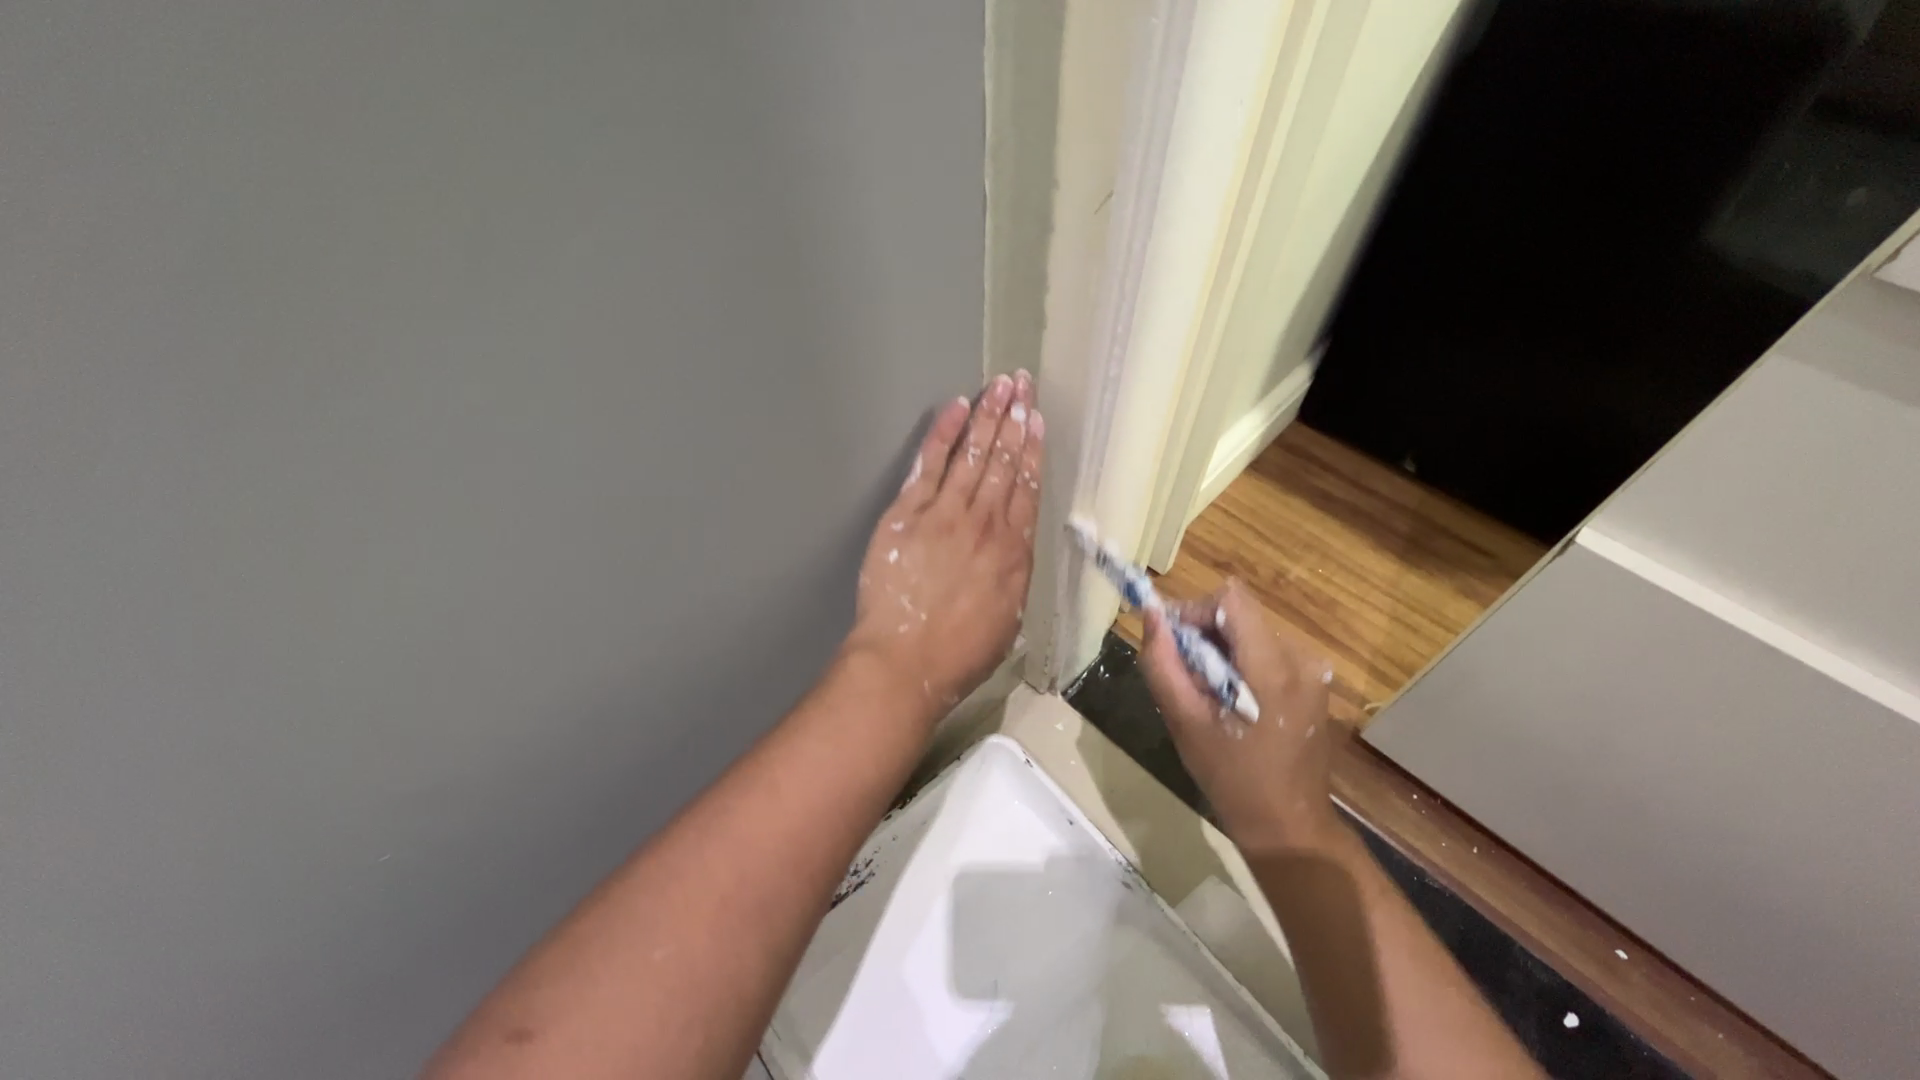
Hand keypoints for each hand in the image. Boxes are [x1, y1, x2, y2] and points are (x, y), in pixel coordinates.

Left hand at [841, 371, 1043, 718]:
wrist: (907, 661)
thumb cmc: (960, 654)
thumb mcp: (1007, 618)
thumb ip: (1013, 576)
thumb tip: (1015, 551)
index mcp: (1014, 550)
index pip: (1027, 487)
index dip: (1033, 450)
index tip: (1037, 421)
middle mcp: (986, 523)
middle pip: (1004, 461)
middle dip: (1014, 418)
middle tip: (1022, 384)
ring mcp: (946, 513)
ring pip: (973, 454)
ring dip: (988, 415)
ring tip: (1001, 384)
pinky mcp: (908, 514)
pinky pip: (930, 463)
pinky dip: (944, 433)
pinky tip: (957, 407)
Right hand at [1140, 581, 1338, 850]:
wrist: (1287, 825)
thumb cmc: (1230, 776)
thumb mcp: (1183, 721)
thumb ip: (1162, 662)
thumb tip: (1151, 614)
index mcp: (1272, 665)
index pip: (1230, 598)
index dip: (1194, 613)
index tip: (1174, 646)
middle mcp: (1301, 657)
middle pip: (1240, 615)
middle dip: (1206, 637)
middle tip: (1185, 679)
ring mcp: (1313, 671)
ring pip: (1252, 633)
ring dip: (1222, 653)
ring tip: (1207, 696)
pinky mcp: (1314, 684)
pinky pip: (1267, 653)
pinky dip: (1242, 666)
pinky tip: (1232, 704)